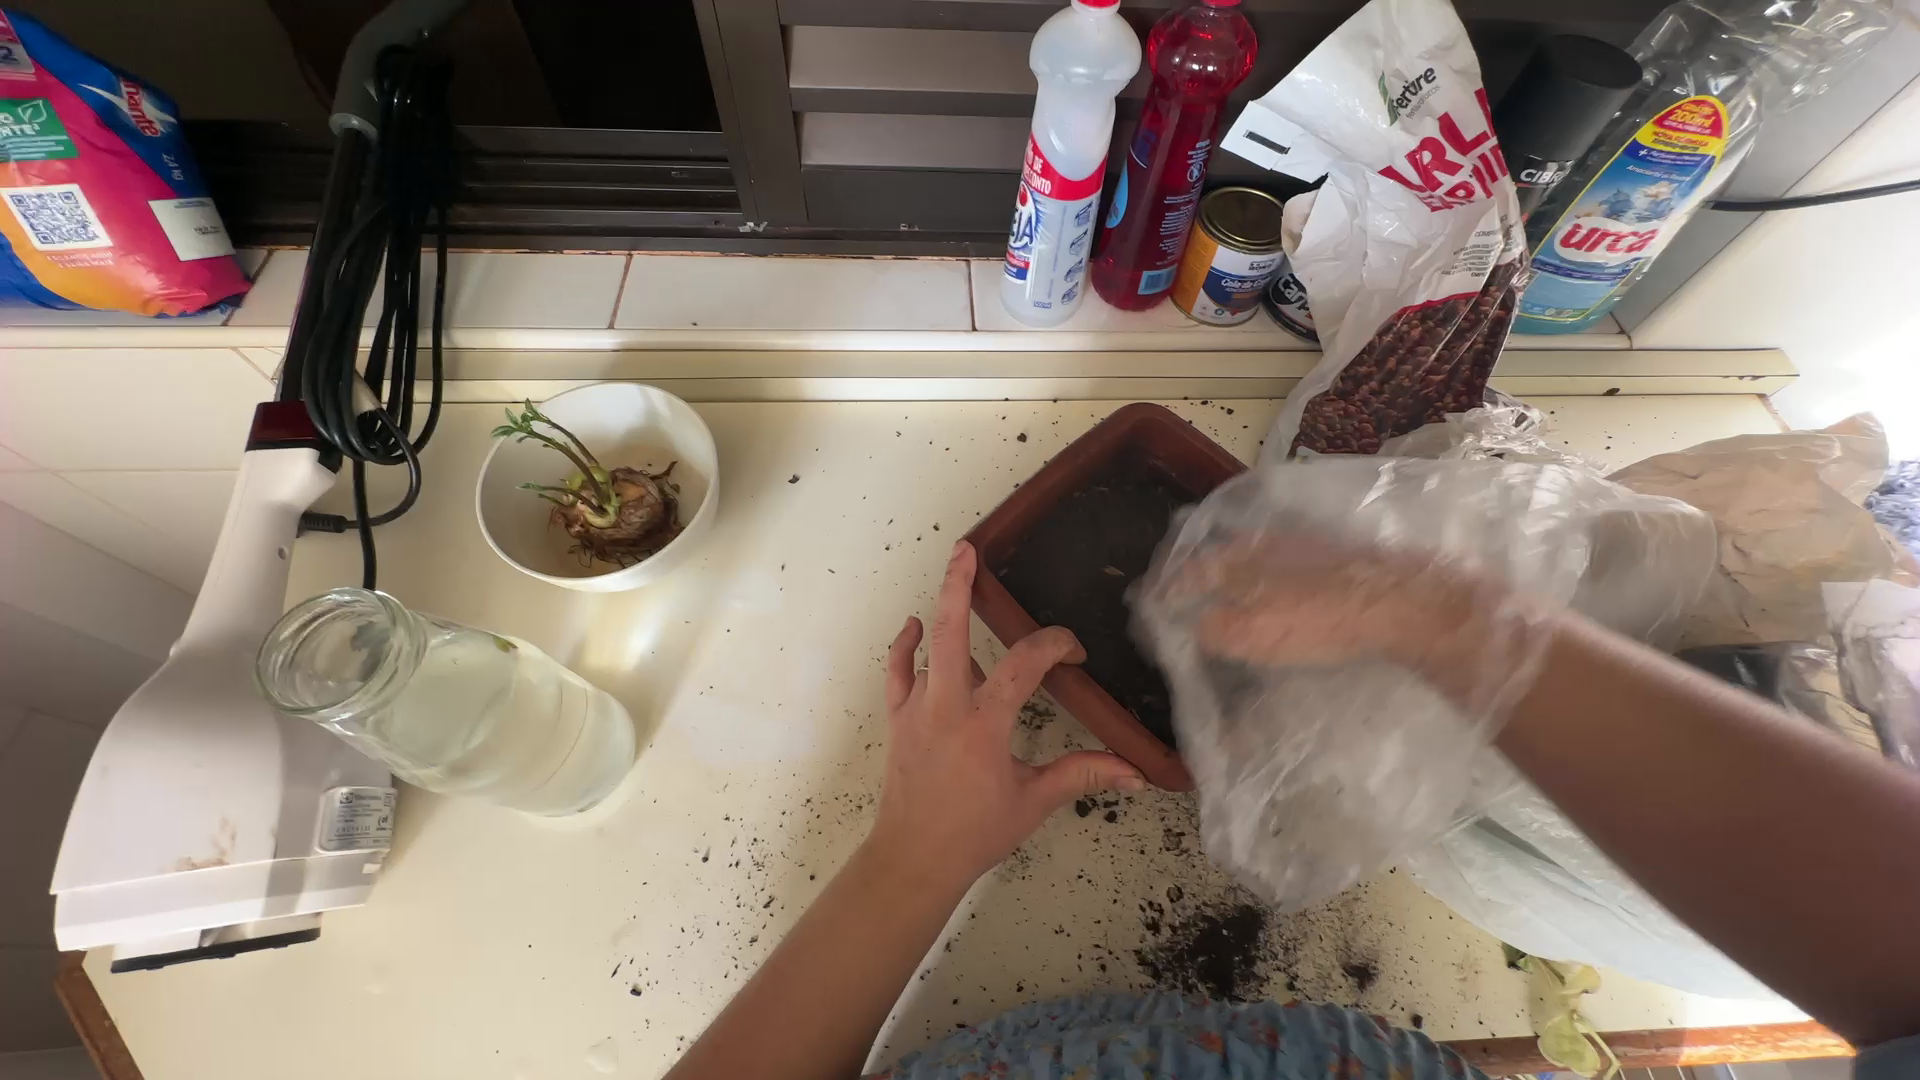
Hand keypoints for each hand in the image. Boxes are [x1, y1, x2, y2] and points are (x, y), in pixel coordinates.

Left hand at [864, 540, 1146, 895]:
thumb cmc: (975, 832)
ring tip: (961, 580)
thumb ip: (1082, 776)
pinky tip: (911, 626)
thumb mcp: (1033, 803)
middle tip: (967, 548)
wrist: (913, 859)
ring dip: (940, 612)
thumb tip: (1135, 772)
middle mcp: (946, 704)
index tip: (1074, 653)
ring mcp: (916, 708)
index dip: (1053, 646)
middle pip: (951, 630)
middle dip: (958, 585)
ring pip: (924, 646)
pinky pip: (896, 672)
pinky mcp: (898, 718)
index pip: (1025, 664)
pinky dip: (903, 646)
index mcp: (984, 722)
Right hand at [1144, 533, 1487, 673]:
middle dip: (1190, 569)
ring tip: (1215, 585)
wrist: (1400, 603)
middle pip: (1212, 552)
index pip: (1185, 572)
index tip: (1147, 602)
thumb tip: (1188, 625)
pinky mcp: (1327, 550)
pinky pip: (1274, 556)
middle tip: (1175, 587)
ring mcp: (1296, 541)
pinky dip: (1256, 569)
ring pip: (1245, 551)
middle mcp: (1259, 540)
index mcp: (1233, 558)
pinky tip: (1266, 584)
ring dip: (1223, 567)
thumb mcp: (1249, 636)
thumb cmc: (1317, 623)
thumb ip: (1210, 629)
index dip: (1164, 590)